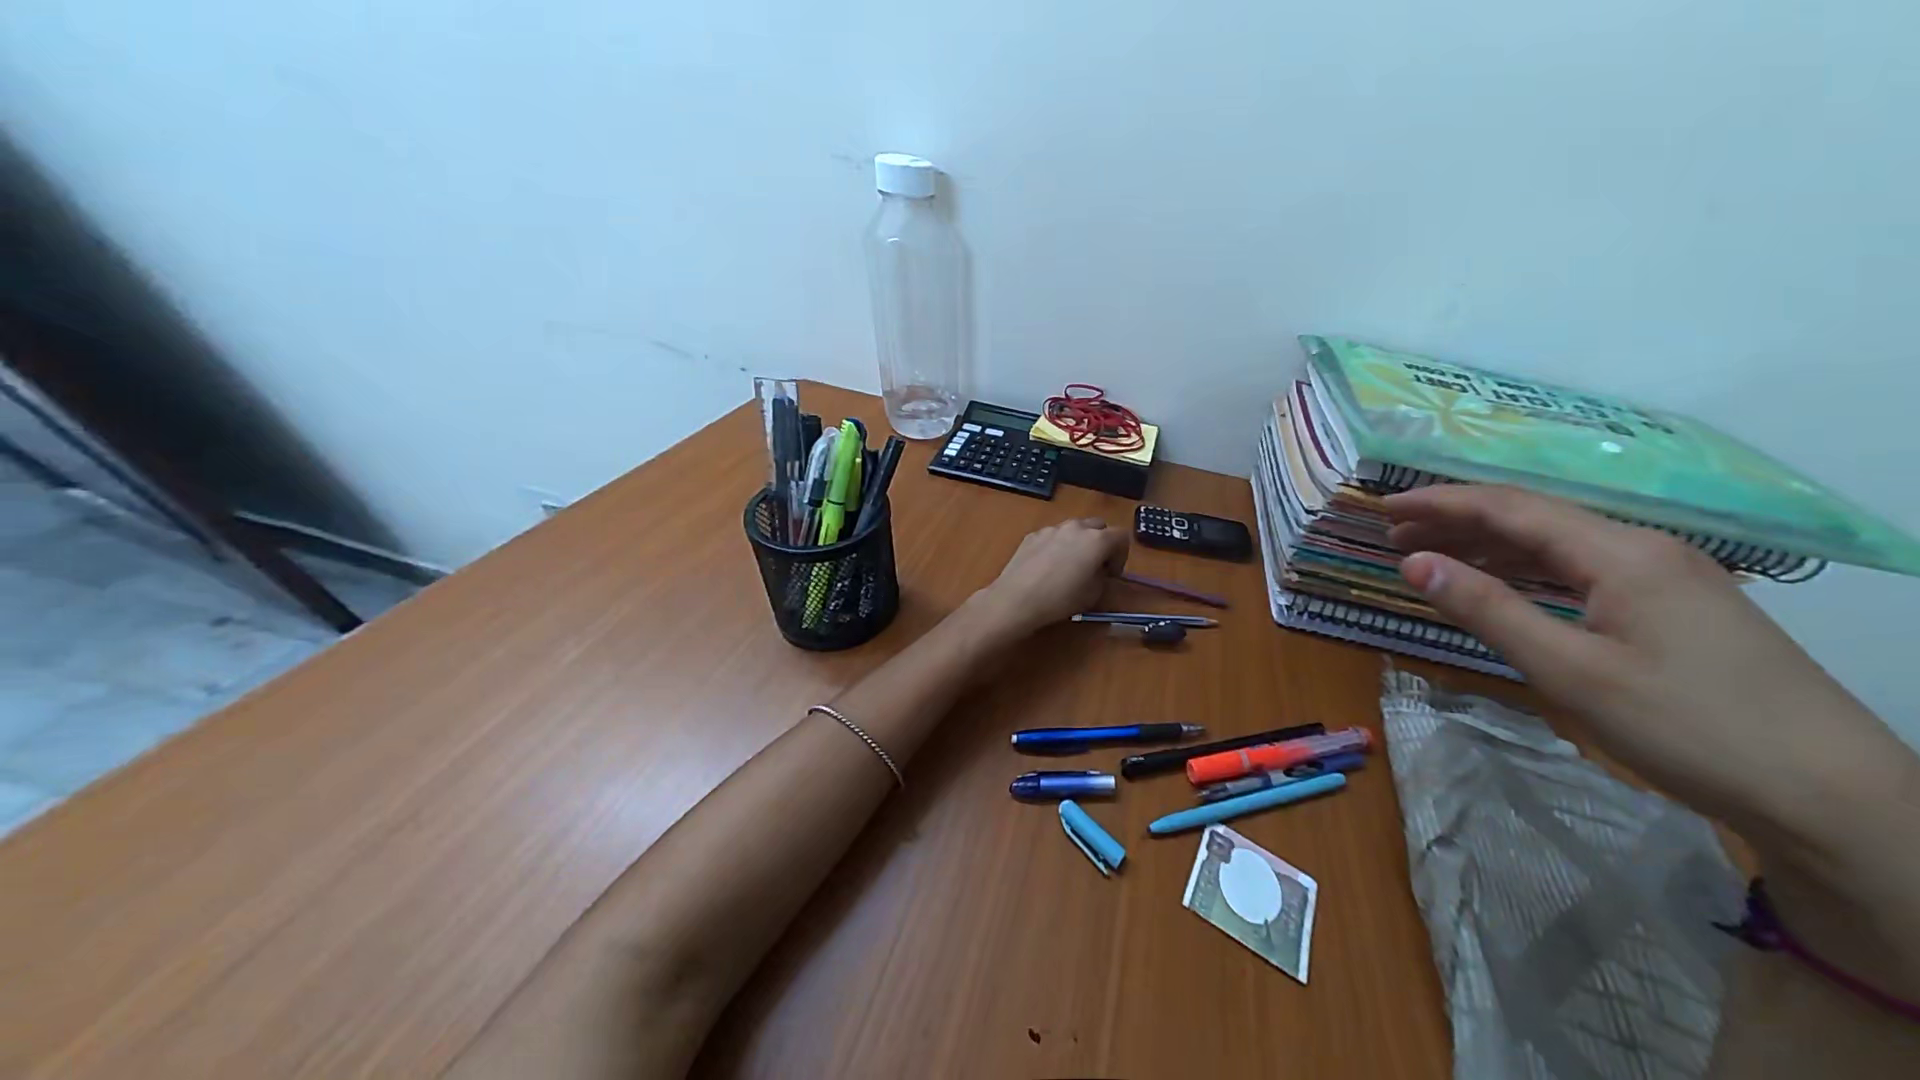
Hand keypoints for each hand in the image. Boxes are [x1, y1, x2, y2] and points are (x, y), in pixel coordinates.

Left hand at [971, 518, 1128, 636]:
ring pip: (1074, 529)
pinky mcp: (1033, 535)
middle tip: (1095, 565)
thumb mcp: (1094, 594)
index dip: (1121, 556)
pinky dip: (1057, 545)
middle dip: (1101, 543)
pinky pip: (1053, 536)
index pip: (1121, 537)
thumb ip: (1103, 577)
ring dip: (1079, 542)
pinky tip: (1047, 566)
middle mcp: (1076, 527)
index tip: (1111, 574)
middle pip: (1098, 526)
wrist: (1017, 598)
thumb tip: (1099, 570)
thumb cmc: (1061, 599)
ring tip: (1070, 566)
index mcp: (1097, 540)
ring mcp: (1052, 528)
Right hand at [1383, 485, 1912, 866]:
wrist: (1831, 794)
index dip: (1441, 502)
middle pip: (1534, 518)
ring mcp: (1668, 576)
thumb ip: (1487, 609)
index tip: (1384, 509)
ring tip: (1432, 557)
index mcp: (1621, 553)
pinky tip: (1504, 586)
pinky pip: (1583, 570)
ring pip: (1559, 544)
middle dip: (1458, 521)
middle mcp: (1646, 549)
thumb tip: (1413, 564)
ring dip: (1490, 546)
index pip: (1510, 507)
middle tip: (1395, 535)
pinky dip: (1528, 571)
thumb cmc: (1687, 727)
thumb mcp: (1568, 670)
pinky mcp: (1678, 606)